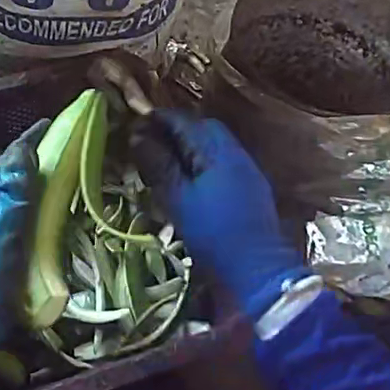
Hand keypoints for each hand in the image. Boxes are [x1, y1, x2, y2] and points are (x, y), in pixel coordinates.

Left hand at [0, 120, 45, 389]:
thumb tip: (24, 150)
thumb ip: (10, 192)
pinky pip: (23, 230)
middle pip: (14, 180)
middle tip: (67, 150)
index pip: (7, 161)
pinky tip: (54, 221)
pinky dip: (39, 219)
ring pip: (19, 204)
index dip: (29, 141)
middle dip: (37, 162)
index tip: (51, 123)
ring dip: (39, 189)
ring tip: (66, 178)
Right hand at [131, 109, 308, 320]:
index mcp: (216, 149)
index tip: (132, 128)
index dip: (155, 120)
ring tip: (163, 161)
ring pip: (211, 144)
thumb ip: (157, 163)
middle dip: (172, 130)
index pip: (182, 120)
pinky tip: (186, 178)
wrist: (257, 269)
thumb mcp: (176, 197)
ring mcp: (245, 168)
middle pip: (200, 127)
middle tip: (147, 143)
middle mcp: (234, 151)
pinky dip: (200, 161)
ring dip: (186, 146)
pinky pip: (220, 160)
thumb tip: (136, 135)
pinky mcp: (250, 186)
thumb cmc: (212, 232)